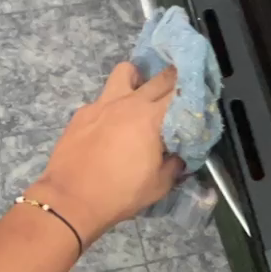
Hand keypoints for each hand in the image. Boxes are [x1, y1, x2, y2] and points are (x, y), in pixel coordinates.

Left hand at [28, 63, 183, 242]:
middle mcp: (129, 102)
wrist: (71, 199)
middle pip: (160, 77)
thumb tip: (180, 153)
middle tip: (179, 92)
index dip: (194, 92)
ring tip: (140, 95)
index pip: (181, 92)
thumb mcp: (160, 185)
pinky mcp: (83, 111)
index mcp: (152, 117)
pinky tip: (110, 125)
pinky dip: (112, 105)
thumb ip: (175, 163)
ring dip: (138, 78)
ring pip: (125, 72)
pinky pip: (103, 98)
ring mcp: (103, 103)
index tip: (199, 98)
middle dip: (174, 80)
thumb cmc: (120, 193)